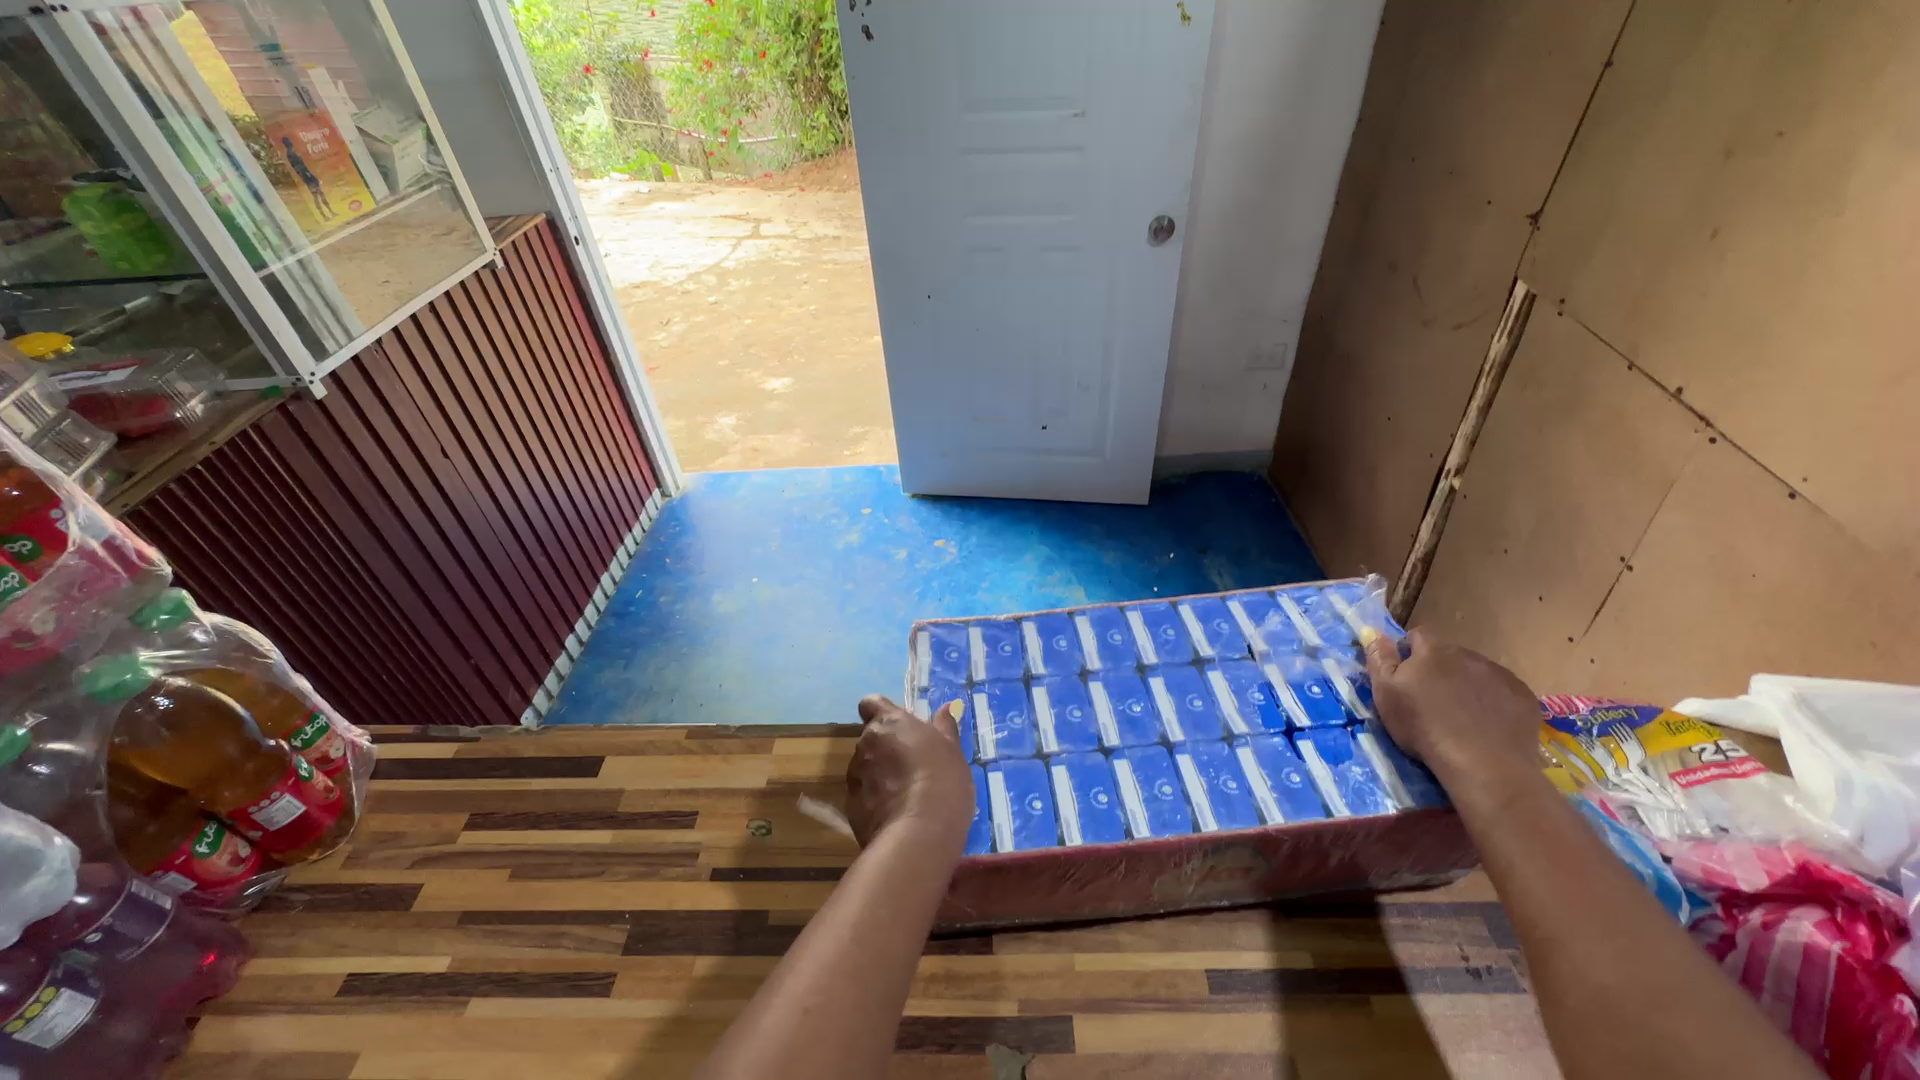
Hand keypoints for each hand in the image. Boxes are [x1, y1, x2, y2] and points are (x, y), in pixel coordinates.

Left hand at [845, 695, 973, 849]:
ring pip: (865, 767)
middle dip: (886, 747)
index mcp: (889, 723)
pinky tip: (896, 814)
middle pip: (870, 738)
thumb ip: (944, 728)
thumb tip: (946, 707)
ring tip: (906, 794)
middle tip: (912, 765)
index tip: (899, 726)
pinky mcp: (850, 806)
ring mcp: (854, 776)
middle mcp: (865, 744)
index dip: (881, 712)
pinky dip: (875, 800)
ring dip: (879, 774)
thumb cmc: (942, 781)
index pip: (871, 703)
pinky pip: (863, 795)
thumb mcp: (952, 751)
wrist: (919, 833)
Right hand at [1363, 627, 1542, 782]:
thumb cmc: (1423, 727)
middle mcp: (1469, 655)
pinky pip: (1502, 691)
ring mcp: (1500, 675)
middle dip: (1439, 669)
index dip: (1409, 651)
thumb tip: (1373, 631)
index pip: (1418, 635)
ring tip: (1461, 716)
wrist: (1482, 763)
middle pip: (1449, 654)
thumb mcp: (1386, 694)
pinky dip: (1493, 701)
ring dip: (1467, 684)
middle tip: (1431, 701)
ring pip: (1477, 672)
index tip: (1404, 675)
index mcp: (1433, 652)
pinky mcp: (1523, 697)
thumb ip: (1379, 659)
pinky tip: (1487, 725)